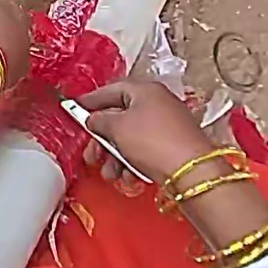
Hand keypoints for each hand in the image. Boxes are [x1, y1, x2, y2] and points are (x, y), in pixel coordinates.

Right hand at [76, 80, 215, 183]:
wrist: (192, 173)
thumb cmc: (151, 141)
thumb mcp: (116, 127)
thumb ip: (98, 120)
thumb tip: (93, 119)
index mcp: (144, 90)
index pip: (111, 90)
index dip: (91, 101)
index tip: (74, 109)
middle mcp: (157, 103)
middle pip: (119, 117)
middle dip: (102, 140)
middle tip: (91, 155)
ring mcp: (168, 125)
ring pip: (130, 138)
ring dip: (115, 157)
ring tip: (110, 174)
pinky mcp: (174, 146)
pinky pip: (145, 150)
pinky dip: (133, 163)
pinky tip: (129, 178)